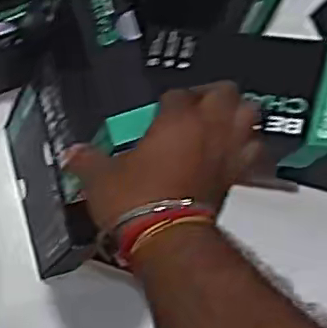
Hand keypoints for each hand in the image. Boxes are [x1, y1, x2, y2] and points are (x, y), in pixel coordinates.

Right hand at [65, 82, 262, 233]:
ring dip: (234, 114)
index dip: (161, 102)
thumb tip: (75, 154)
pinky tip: (229, 154)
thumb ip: (87, 160)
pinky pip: (251, 151)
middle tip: (189, 106)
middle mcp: (209, 127)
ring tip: (216, 122)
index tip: (150, 114)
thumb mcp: (99, 178)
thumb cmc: (139, 203)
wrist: (164, 236)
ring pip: (248, 113)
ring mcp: (228, 150)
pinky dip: (244, 148)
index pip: (175, 94)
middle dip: (207, 95)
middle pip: (223, 91)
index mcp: (176, 119)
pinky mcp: (237, 175)